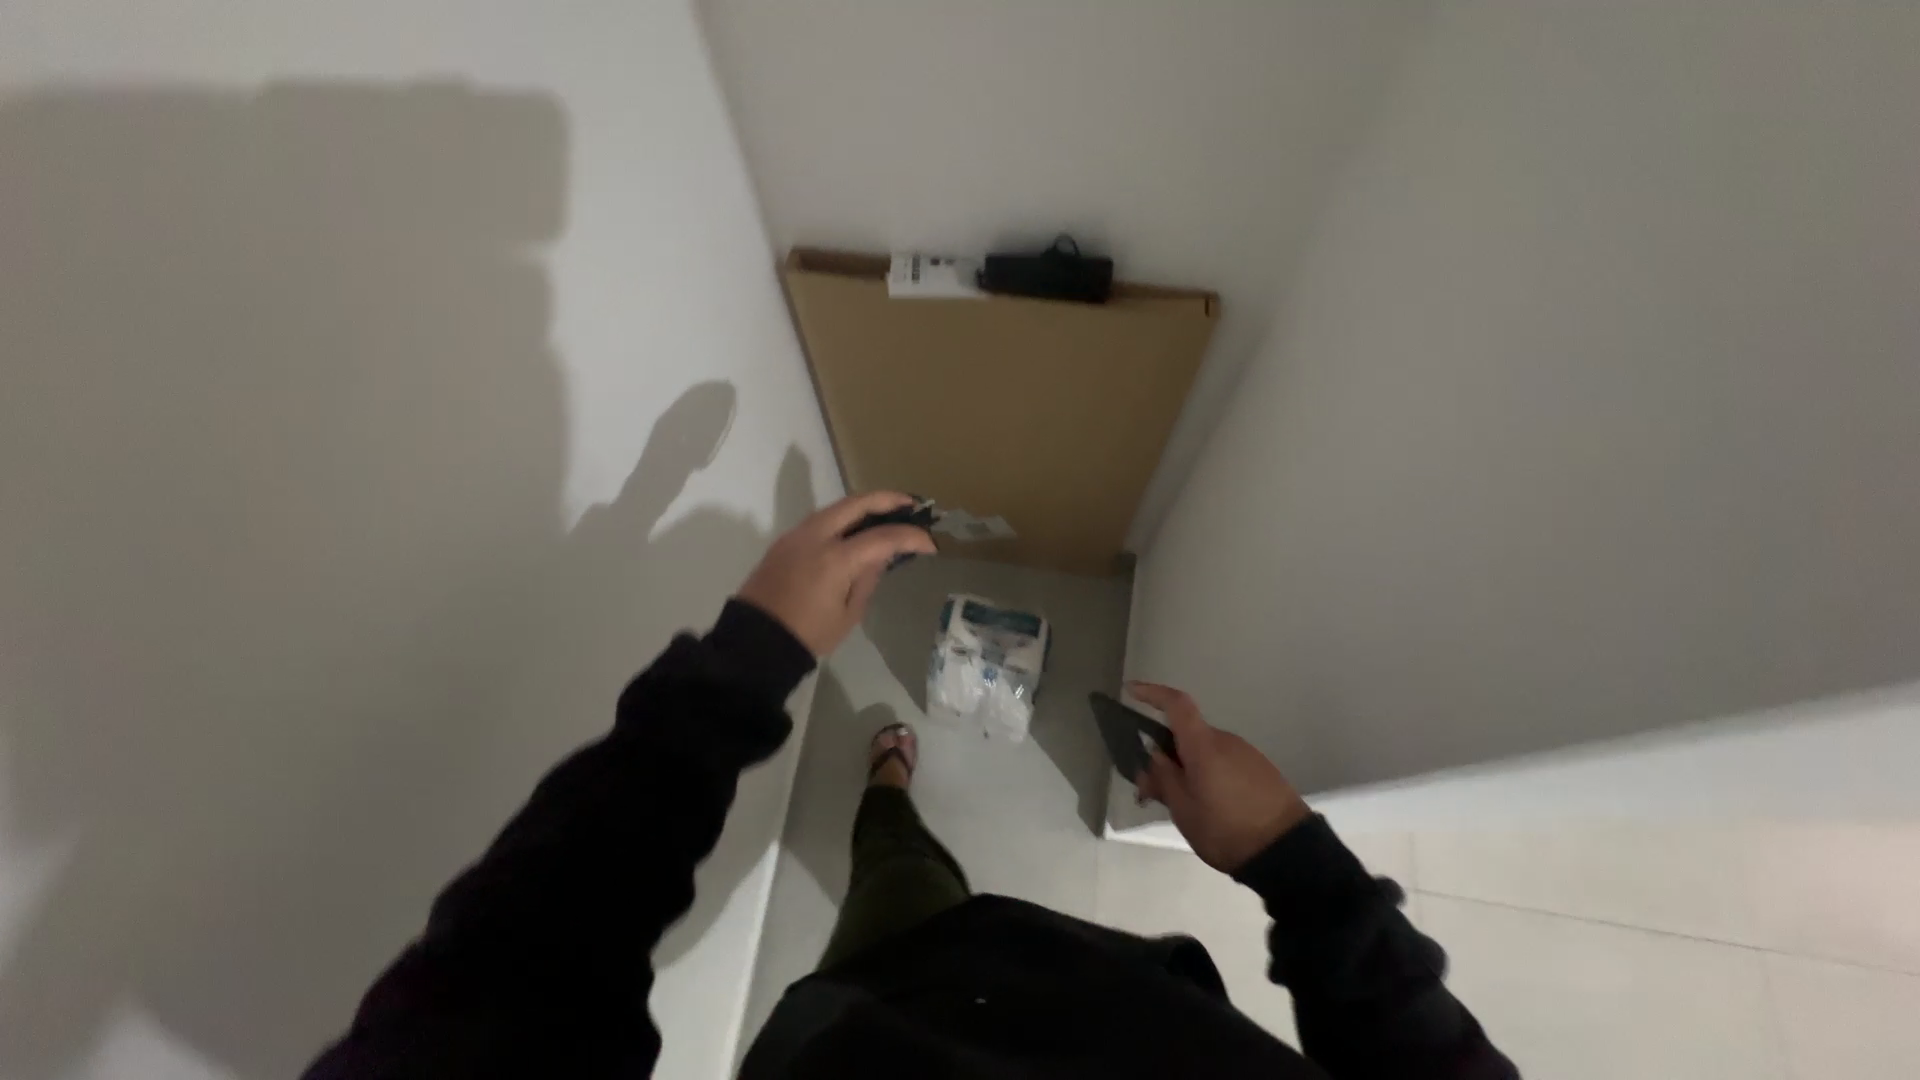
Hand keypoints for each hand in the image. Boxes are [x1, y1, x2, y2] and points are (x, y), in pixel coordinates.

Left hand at [737, 491, 936, 656]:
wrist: (755, 641)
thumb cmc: (808, 634)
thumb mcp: (848, 614)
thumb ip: (868, 578)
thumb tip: (882, 555)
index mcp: (836, 559)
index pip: (883, 537)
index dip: (910, 536)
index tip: (930, 543)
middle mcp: (816, 537)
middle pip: (856, 503)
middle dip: (886, 500)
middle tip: (910, 504)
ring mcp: (797, 535)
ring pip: (836, 507)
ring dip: (863, 505)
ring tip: (886, 512)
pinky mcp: (785, 541)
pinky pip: (821, 519)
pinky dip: (843, 517)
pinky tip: (856, 528)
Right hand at [1131, 681, 1311, 873]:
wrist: (1289, 852)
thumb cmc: (1227, 830)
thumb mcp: (1184, 811)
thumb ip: (1165, 779)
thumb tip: (1155, 755)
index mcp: (1204, 746)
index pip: (1177, 705)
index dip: (1152, 693)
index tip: (1131, 691)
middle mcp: (1226, 741)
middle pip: (1188, 735)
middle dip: (1167, 756)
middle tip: (1151, 789)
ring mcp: (1247, 755)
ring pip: (1206, 753)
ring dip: (1189, 770)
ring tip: (1182, 806)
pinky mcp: (1262, 771)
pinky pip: (1225, 764)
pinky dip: (1209, 776)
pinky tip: (1209, 808)